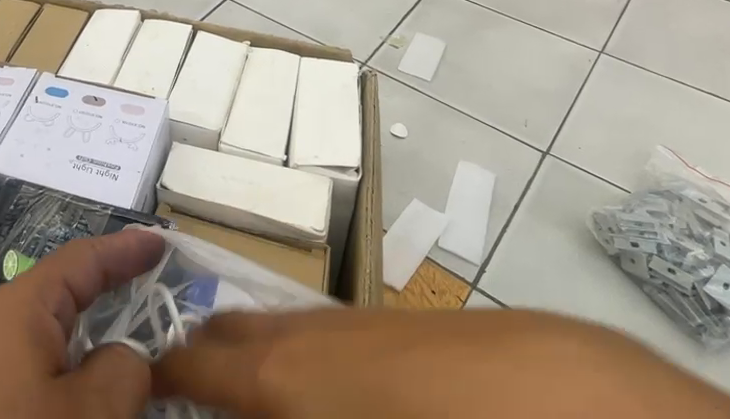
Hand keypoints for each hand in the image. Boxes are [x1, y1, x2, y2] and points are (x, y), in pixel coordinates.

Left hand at [0, 229, 166, 418]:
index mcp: (16, 308)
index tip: (161, 242)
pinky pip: (29, 366)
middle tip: (152, 283)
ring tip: (130, 335)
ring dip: (88, 335)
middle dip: (106, 287)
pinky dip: (65, 366)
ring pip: (45, 333)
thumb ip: (122, 369)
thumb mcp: (92, 414)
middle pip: (60, 292)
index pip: (80, 260)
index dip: (124, 250)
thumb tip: (119, 358)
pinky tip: (87, 386)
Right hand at [153, 308, 729, 418]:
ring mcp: (366, 319)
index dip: (162, 377)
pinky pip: (338, 332)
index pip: (196, 364)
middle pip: (234, 331)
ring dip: (263, 357)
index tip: (144, 389)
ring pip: (289, 328)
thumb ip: (282, 405)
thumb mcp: (325, 412)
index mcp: (287, 377)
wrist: (585, 402)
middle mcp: (315, 335)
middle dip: (205, 356)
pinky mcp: (415, 321)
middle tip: (189, 388)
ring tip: (259, 392)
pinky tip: (345, 389)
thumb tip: (258, 397)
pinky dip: (315, 356)